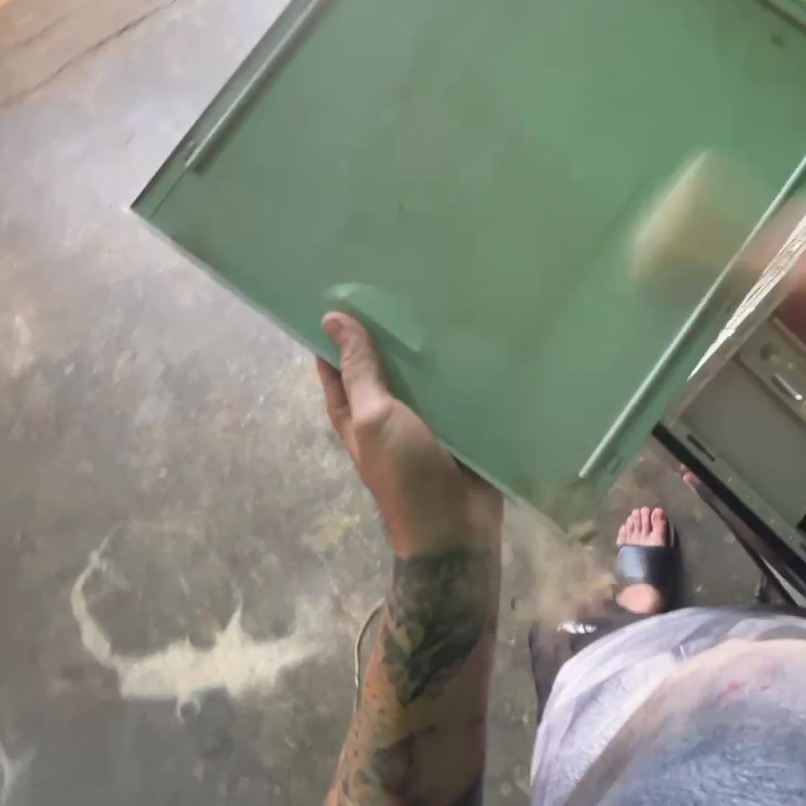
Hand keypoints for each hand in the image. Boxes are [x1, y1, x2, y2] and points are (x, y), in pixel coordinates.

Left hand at [316, 312, 502, 556]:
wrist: (455, 526)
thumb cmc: (405, 473)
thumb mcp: (374, 417)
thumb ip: (359, 371)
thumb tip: (332, 319)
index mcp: (354, 413)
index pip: (336, 364)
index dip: (336, 332)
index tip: (346, 288)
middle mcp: (386, 412)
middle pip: (382, 364)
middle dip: (389, 330)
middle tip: (403, 279)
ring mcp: (423, 419)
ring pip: (421, 373)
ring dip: (428, 345)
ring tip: (441, 296)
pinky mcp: (458, 423)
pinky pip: (454, 388)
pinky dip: (459, 366)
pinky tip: (473, 336)